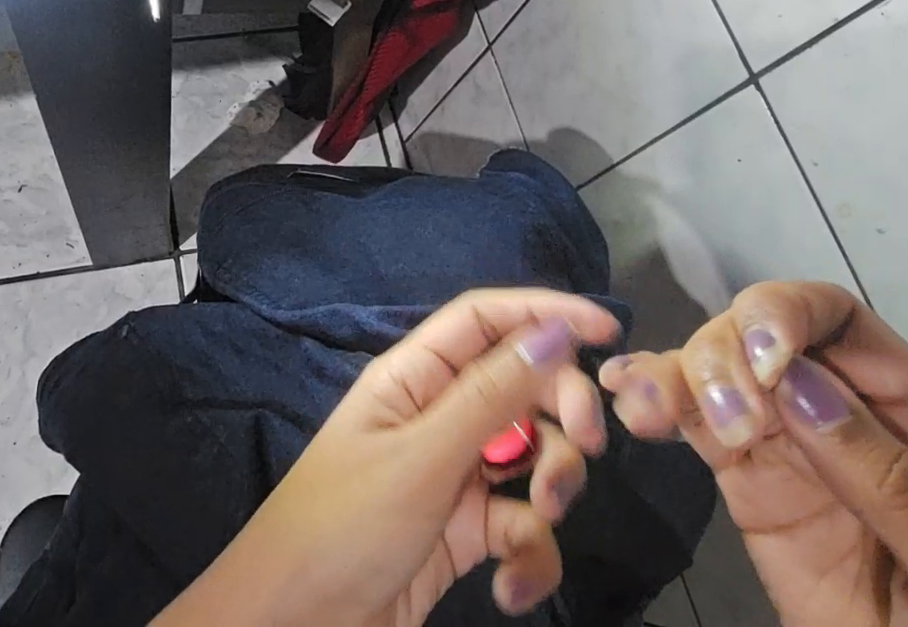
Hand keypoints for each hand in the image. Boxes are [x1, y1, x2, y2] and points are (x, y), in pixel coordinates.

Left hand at [155, 288, 620, 626]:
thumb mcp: (423, 458)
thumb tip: (554, 330)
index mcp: (414, 376)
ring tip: (539, 518)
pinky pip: (521, 523)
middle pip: (521, 384)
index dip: (543, 312)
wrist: (298, 626)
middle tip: (586, 443)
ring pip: (530, 454)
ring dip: (550, 486)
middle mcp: (437, 413)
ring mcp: (454, 472)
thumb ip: (491, 395)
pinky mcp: (466, 530)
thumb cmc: (347, 526)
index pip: (484, 320)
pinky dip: (529, 554)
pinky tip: (508, 587)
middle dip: (560, 409)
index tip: (609, 328)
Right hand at [600, 282, 907, 626]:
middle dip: (725, 358)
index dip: (789, 316)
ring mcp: (790, 446)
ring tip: (644, 410)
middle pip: (761, 334)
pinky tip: (624, 395)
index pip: (844, 324)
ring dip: (675, 374)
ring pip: (718, 371)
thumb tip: (799, 384)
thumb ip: (896, 488)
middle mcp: (846, 414)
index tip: (760, 364)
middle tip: (725, 427)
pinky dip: (654, 399)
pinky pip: (695, 423)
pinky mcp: (746, 481)